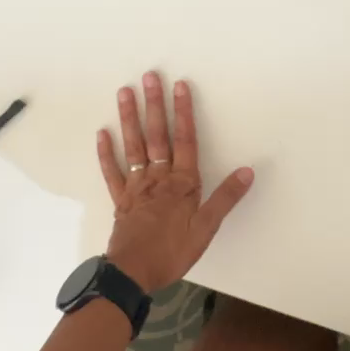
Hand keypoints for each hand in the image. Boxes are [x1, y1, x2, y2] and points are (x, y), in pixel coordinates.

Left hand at [95, 72, 253, 291]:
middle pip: (156, 135)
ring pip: (133, 146)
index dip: (183, 112)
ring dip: (129, 118)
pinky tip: (102, 133)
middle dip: (154, 105)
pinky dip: (106, 153)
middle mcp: (158, 178)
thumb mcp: (207, 227)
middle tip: (149, 76)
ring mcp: (136, 187)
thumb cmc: (172, 251)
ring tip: (125, 92)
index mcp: (181, 183)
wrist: (132, 273)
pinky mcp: (121, 200)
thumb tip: (247, 171)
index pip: (185, 140)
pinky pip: (112, 172)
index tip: (179, 86)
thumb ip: (226, 198)